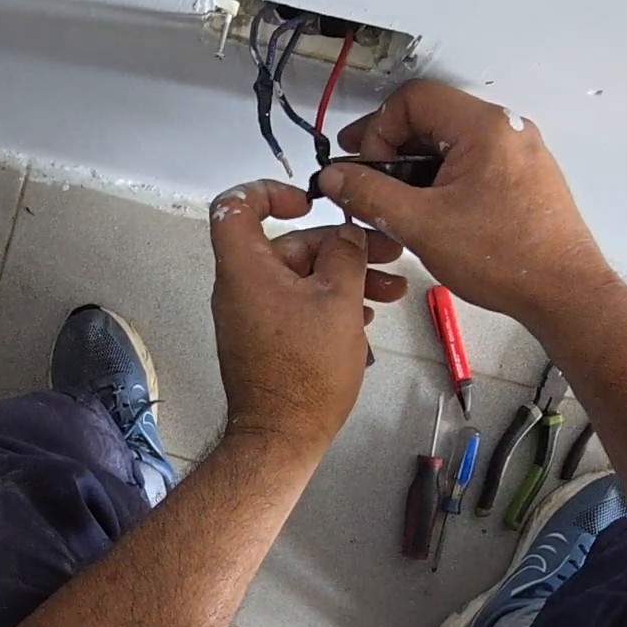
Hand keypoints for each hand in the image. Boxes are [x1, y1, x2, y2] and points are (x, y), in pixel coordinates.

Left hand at [208, 180, 406, 455]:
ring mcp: (251, 316)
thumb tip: (345, 235)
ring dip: (345, 277)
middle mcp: (240, 288)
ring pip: (300, 278)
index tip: (307, 202)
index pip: (235, 206)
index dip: (268, 191)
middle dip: (340, 245)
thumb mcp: (339, 301)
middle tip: (387, 253)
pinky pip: (296, 305)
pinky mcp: (265, 339)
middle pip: (287, 245)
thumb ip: (344, 255)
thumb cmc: (306, 372)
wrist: (283, 435)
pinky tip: (367, 314)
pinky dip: (329, 303)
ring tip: (392, 288)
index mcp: (245, 269)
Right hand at [314, 80, 618, 326]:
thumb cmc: (504, 258)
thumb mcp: (419, 224)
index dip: (377, 130)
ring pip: (445, 145)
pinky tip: (422, 216)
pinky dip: (435, 182)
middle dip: (387, 149)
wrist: (562, 292)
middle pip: (428, 118)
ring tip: (390, 206)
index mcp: (483, 128)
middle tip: (361, 181)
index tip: (365, 168)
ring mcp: (514, 155)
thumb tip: (335, 177)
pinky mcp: (518, 179)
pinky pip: (466, 165)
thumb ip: (368, 194)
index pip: (412, 99)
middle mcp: (504, 131)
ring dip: (409, 169)